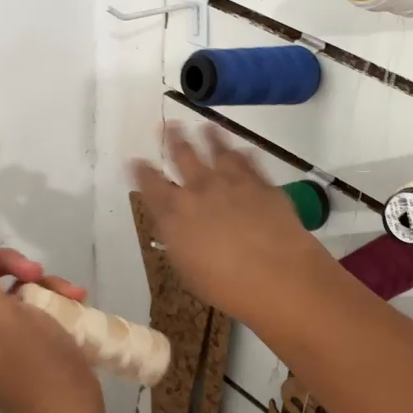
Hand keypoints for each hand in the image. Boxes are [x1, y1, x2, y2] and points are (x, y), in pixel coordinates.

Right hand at [131, 123, 332, 322]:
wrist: (274, 273)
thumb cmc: (225, 286)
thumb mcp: (188, 269)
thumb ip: (180, 242)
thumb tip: (178, 230)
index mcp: (173, 214)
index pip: (150, 185)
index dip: (142, 172)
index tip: (137, 161)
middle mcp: (199, 190)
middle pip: (182, 156)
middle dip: (173, 139)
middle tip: (169, 126)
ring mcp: (232, 182)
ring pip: (216, 149)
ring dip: (209, 137)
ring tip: (205, 127)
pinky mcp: (261, 183)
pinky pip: (248, 161)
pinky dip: (242, 153)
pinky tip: (242, 149)